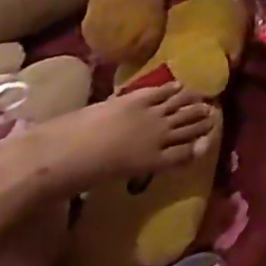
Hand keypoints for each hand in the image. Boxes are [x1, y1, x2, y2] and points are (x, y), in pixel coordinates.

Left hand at [0, 82, 216, 198]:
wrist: (52, 157)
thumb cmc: (76, 179)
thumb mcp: (112, 178)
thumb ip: (134, 167)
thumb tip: (142, 163)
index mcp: (152, 161)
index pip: (187, 152)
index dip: (199, 146)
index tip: (207, 141)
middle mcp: (158, 136)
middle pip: (189, 126)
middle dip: (203, 121)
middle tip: (213, 115)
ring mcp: (149, 114)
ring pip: (182, 106)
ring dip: (194, 102)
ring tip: (203, 99)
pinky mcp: (136, 98)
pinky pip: (163, 91)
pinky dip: (174, 88)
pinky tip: (180, 86)